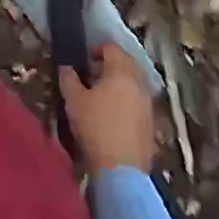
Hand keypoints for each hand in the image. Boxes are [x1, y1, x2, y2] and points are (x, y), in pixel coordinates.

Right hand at [58, 44, 156, 173]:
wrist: (122, 170)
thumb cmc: (96, 128)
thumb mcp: (74, 101)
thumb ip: (68, 78)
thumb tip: (66, 66)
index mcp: (121, 71)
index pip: (111, 48)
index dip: (97, 49)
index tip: (85, 59)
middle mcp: (138, 81)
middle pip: (126, 62)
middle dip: (110, 64)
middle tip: (93, 75)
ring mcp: (148, 101)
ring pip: (134, 81)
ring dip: (120, 81)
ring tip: (103, 94)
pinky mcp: (152, 120)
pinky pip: (139, 99)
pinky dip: (128, 98)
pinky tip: (115, 113)